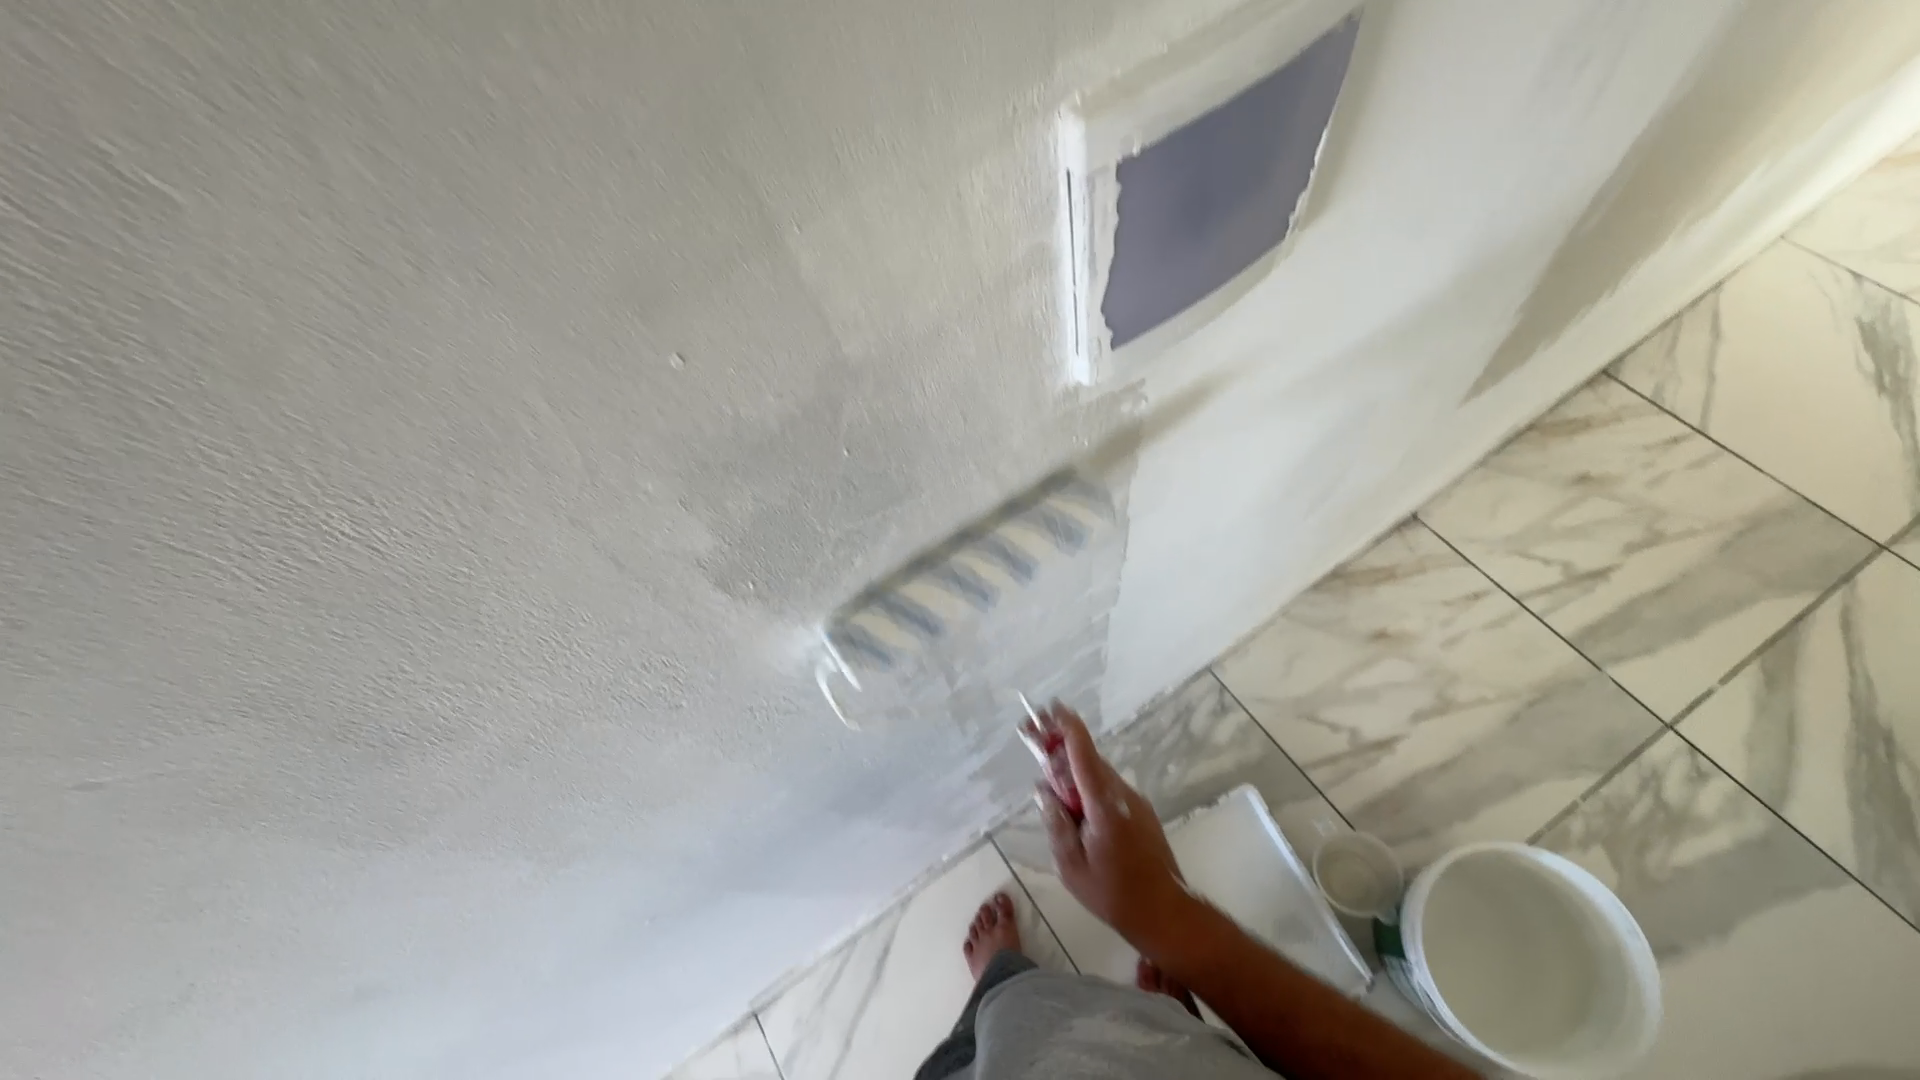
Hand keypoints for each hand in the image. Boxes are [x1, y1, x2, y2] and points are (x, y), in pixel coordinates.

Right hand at [1033, 702, 1193, 947]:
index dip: (1067, 727)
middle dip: (1059, 745)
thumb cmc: (1113, 893)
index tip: (1052, 708)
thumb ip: (1056, 824)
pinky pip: (1107, 791)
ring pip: (1097, 776)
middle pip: (1087, 760)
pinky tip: (1072, 803)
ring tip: (1047, 775)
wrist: (1165, 912)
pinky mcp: (1140, 815)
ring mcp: (1134, 803)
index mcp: (1103, 804)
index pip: (1083, 753)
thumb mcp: (1071, 865)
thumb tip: (1044, 792)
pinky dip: (1086, 787)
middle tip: (1032, 735)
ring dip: (1071, 769)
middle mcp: (1121, 795)